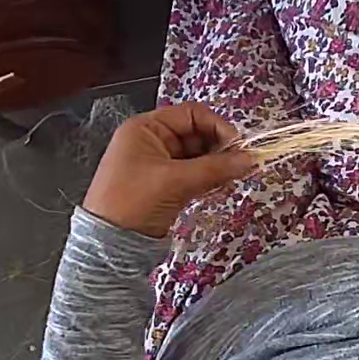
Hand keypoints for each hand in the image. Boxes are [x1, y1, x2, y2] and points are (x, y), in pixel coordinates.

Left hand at [83, 104, 256, 237]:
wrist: (109, 244)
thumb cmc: (134, 202)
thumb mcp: (175, 181)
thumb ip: (215, 169)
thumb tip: (250, 159)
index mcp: (145, 128)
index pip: (190, 115)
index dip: (217, 127)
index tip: (239, 147)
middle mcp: (150, 140)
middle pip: (195, 134)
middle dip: (218, 149)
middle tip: (239, 167)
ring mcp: (156, 163)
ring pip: (195, 156)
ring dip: (214, 166)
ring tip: (231, 179)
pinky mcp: (161, 184)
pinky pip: (190, 174)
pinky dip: (205, 179)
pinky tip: (220, 187)